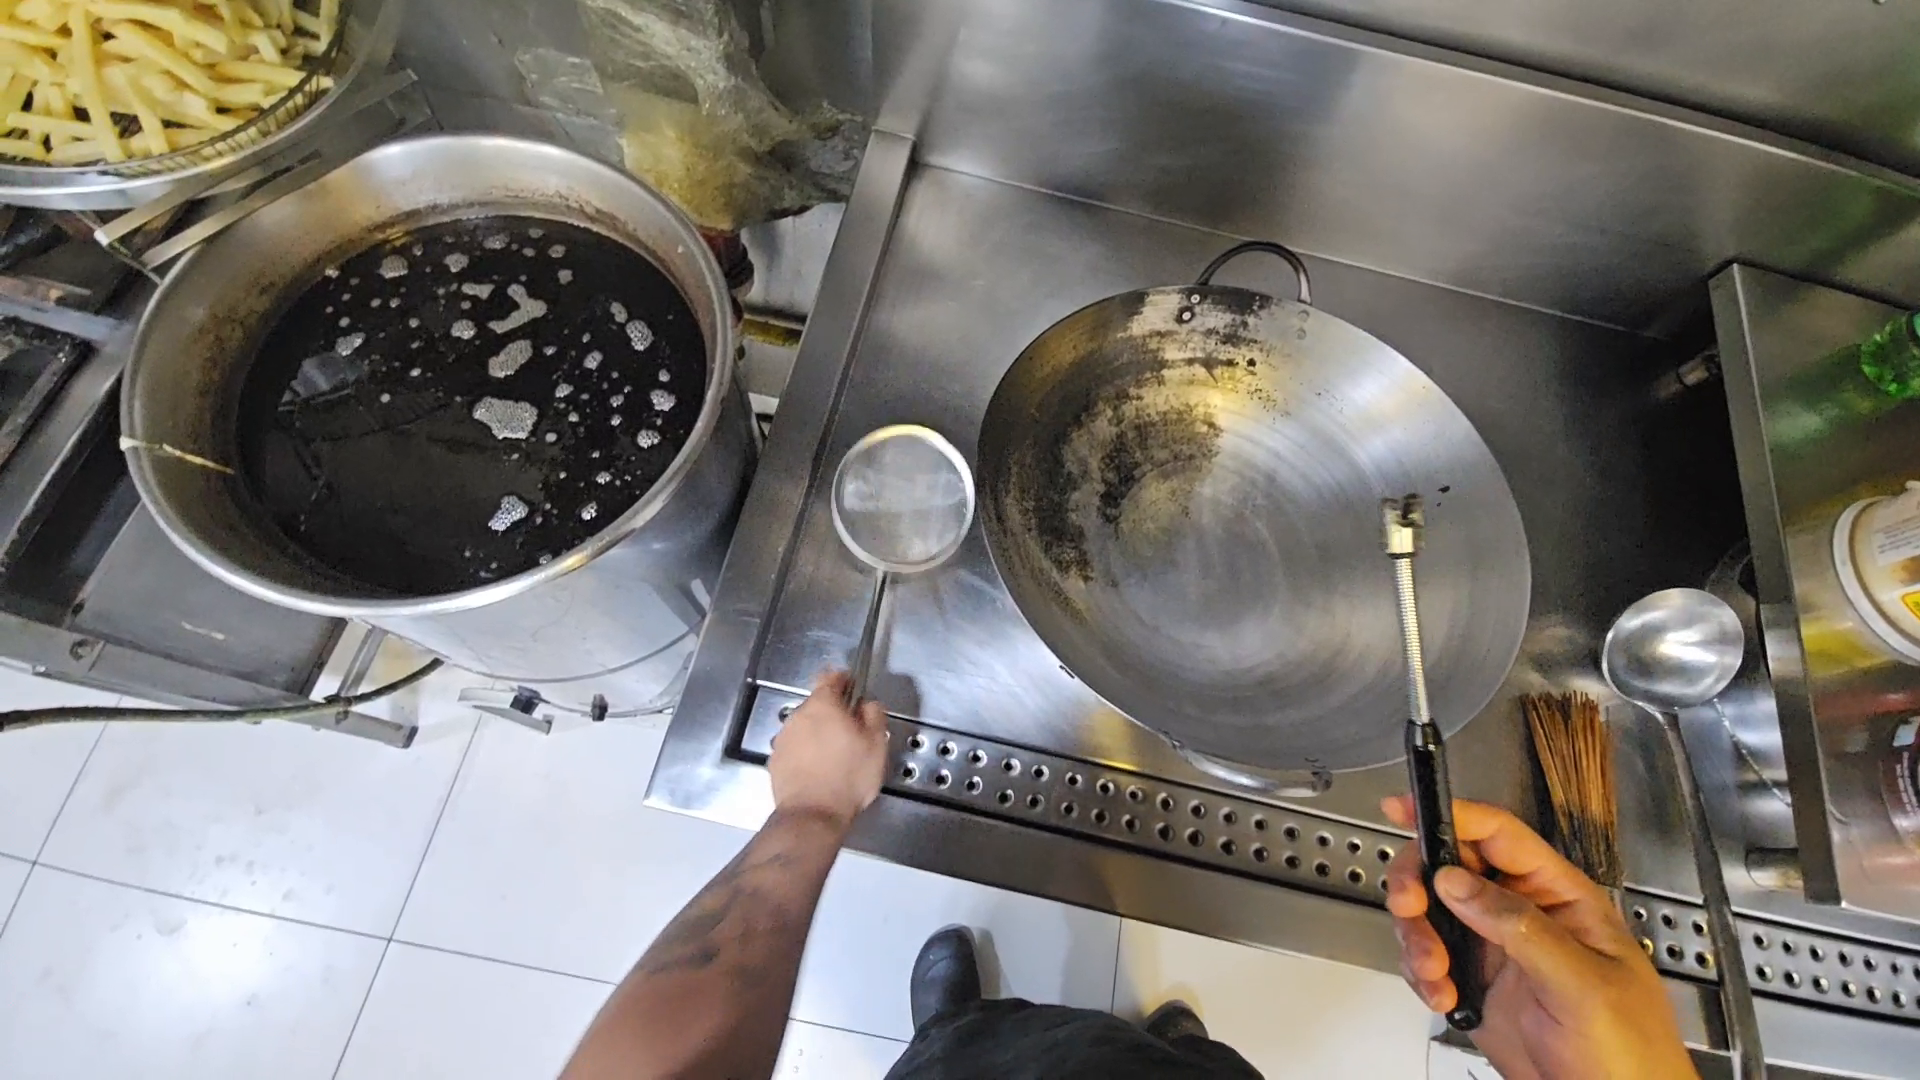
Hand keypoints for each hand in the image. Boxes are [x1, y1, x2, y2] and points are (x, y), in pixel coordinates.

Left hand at [768, 672, 889, 832]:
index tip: (852, 686)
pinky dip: (806, 752)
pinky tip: (819, 769)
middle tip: (851, 730)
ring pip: (804, 726)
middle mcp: (798, 716)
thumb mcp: (877, 744)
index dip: (843, 679)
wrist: (812, 815)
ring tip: (836, 754)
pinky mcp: (775, 761)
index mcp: (823, 705)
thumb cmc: (848, 777)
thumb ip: (874, 715)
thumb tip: (868, 704)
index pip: (830, 677)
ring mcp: (783, 738)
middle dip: (833, 712)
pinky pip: (795, 748)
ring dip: (818, 733)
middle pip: (817, 704)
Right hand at [1382, 796, 1696, 1079]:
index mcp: (1556, 896)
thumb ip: (1519, 926)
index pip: (1496, 834)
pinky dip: (1419, 970)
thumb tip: (1452, 879)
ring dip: (1416, 936)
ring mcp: (1490, 942)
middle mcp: (1517, 909)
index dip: (1450, 814)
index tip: (1398, 809)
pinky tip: (1443, 995)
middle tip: (1408, 908)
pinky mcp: (1468, 975)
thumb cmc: (1629, 1059)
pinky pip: (1422, 951)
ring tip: (1435, 974)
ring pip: (1426, 907)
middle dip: (1417, 884)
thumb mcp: (1583, 987)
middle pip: (1446, 864)